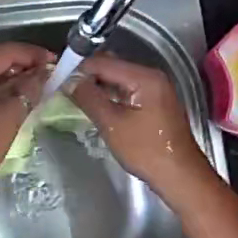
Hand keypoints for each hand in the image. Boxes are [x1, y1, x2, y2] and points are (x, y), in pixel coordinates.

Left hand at [0, 42, 53, 209]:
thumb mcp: (7, 120)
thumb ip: (27, 92)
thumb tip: (41, 77)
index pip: (6, 52)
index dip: (34, 55)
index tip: (55, 62)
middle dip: (21, 68)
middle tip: (47, 79)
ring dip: (7, 82)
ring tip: (32, 92)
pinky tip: (8, 104)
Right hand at [66, 53, 214, 197]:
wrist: (180, 175)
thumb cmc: (146, 150)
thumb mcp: (112, 124)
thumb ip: (89, 98)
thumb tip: (68, 81)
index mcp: (145, 77)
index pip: (104, 62)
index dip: (79, 69)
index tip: (57, 79)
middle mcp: (152, 77)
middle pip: (113, 68)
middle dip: (88, 76)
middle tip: (63, 89)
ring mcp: (156, 90)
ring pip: (119, 80)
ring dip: (98, 87)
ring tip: (75, 97)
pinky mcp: (155, 103)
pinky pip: (128, 92)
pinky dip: (111, 97)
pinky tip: (96, 106)